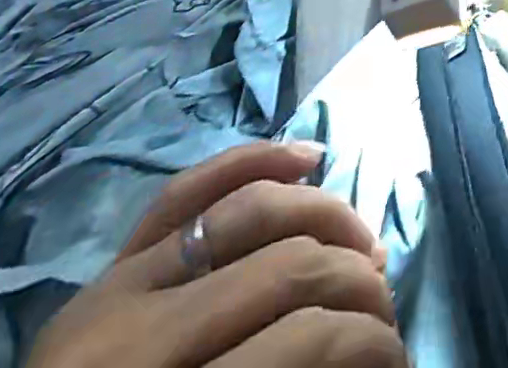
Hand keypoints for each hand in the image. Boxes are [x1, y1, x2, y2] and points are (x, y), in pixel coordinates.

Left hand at [28, 141, 405, 367]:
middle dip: (354, 279)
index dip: (367, 344)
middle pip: (286, 269)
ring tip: (361, 241)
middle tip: (383, 302)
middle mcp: (135, 343)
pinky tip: (305, 159)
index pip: (302, 343)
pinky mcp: (108, 271)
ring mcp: (115, 291)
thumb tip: (371, 351)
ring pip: (246, 211)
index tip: (399, 357)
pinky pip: (184, 192)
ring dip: (323, 216)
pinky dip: (248, 164)